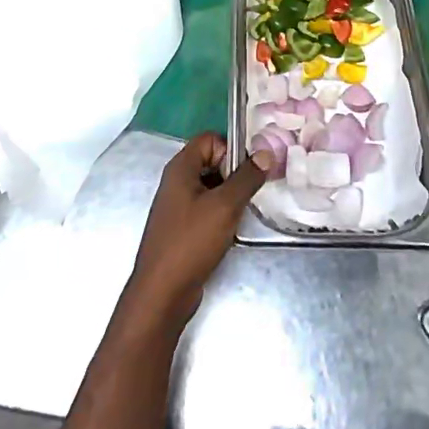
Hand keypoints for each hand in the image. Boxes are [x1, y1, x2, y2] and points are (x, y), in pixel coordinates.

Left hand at [124, 133, 268, 327]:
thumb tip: (264, 153)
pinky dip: (222, 213)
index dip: (231, 149)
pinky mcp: (183, 226)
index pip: (210, 139)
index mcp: (181, 167)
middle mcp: (177, 181)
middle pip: (211, 162)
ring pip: (212, 187)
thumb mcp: (224, 206)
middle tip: (253, 192)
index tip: (250, 171)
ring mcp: (179, 204)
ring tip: (245, 212)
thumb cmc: (191, 241)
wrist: (163, 289)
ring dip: (230, 196)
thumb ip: (246, 178)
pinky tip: (233, 229)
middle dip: (234, 174)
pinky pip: (207, 208)